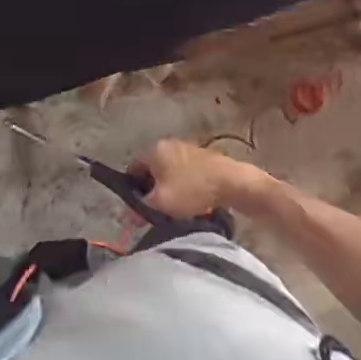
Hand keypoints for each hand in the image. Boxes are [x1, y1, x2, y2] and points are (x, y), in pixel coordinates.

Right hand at [132, 139, 266, 217]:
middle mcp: (168, 143)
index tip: (138, 205)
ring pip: (170, 171)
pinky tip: (194, 201)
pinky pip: (187, 172)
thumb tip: (128, 216)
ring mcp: (188, 148)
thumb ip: (141, 208)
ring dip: (170, 187)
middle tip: (157, 208)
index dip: (132, 188)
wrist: (232, 182)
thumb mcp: (161, 203)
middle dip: (153, 189)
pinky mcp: (204, 156)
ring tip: (177, 208)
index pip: (133, 168)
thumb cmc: (191, 190)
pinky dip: (186, 185)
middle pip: (152, 169)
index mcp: (154, 150)